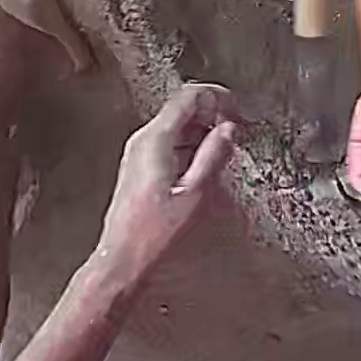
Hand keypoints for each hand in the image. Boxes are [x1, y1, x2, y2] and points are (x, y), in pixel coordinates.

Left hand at [96, 83, 239, 283]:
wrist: (121, 263)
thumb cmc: (154, 234)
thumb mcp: (195, 194)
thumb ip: (214, 155)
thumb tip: (229, 129)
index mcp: (156, 138)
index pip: (190, 96)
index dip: (218, 97)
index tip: (239, 109)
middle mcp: (144, 138)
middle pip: (184, 108)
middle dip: (214, 113)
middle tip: (239, 128)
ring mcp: (140, 151)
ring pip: (178, 124)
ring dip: (205, 129)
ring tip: (228, 147)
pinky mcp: (141, 165)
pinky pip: (171, 141)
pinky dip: (193, 144)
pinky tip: (207, 163)